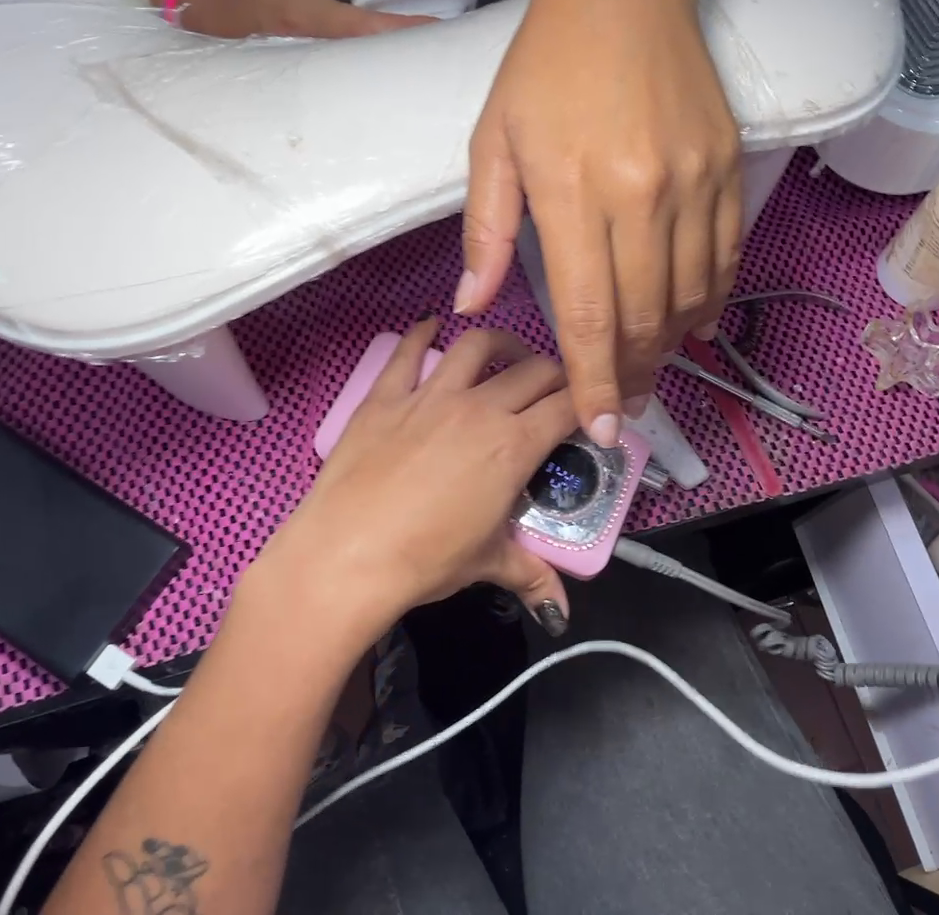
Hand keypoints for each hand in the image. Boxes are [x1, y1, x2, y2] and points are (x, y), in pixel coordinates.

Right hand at [170, 0, 431, 38]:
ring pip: (364, 55)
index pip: (358, 24)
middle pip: (370, 48)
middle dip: (407, 46)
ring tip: (433, 45)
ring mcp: (316, 50)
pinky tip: (402, 49)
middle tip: (449, 44)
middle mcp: (315, 37)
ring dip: (396, 50)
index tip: (427, 28)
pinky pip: (354, 53)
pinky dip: (379, 49)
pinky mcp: (315, 53)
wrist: (205, 14)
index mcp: (304, 10)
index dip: (394, 28)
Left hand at [270, 322, 577, 631]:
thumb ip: (531, 576)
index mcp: (515, 445)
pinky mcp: (386, 395)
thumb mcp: (487, 564)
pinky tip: (432, 327)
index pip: (570, 406)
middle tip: (555, 390)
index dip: (589, 402)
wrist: (347, 555)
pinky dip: (424, 333)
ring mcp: (430, 395)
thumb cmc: (425, 561)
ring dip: (502, 344)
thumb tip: (559, 610)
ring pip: (479, 345)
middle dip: (556, 375)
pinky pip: (409, 350)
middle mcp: (481, 408)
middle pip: (534, 370)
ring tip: (508, 355)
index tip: (592, 409)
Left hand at [455, 0, 742, 446]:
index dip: (594, 381)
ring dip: (672, 346)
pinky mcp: (729, 171)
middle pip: (643, 318)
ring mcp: (694, 185)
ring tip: (654, 370)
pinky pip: (726, 259)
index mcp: (573, 195)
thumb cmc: (546, 68)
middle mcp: (642, 198)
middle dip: (635, 374)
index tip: (603, 427)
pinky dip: (711, 303)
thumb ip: (487, 233)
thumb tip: (474, 306)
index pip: (587, 315)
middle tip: (628, 404)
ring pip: (691, 297)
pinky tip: (695, 324)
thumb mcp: (493, 143)